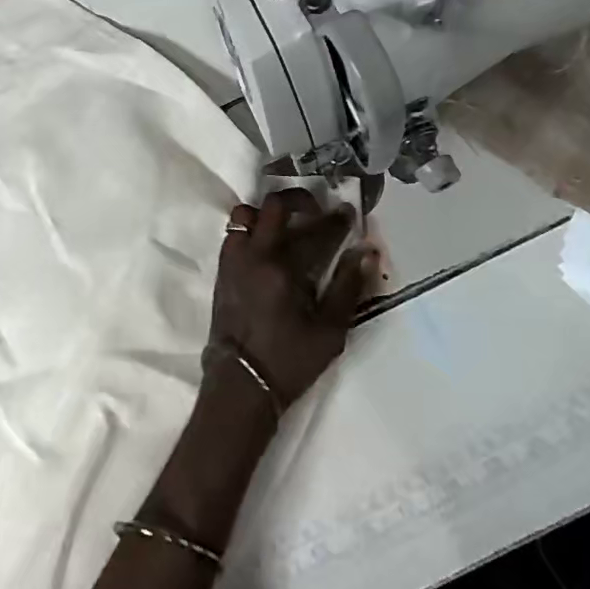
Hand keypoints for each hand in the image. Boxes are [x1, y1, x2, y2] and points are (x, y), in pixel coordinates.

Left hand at [212, 188, 376, 407]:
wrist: (240, 388)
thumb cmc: (289, 361)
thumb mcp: (330, 331)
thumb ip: (348, 287)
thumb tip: (367, 252)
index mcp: (283, 268)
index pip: (315, 230)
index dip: (336, 219)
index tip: (349, 213)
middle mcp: (254, 256)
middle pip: (274, 206)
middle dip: (300, 201)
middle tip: (318, 211)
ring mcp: (233, 262)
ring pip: (246, 216)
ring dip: (269, 214)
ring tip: (288, 227)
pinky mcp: (222, 273)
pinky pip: (235, 235)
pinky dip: (252, 230)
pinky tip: (269, 248)